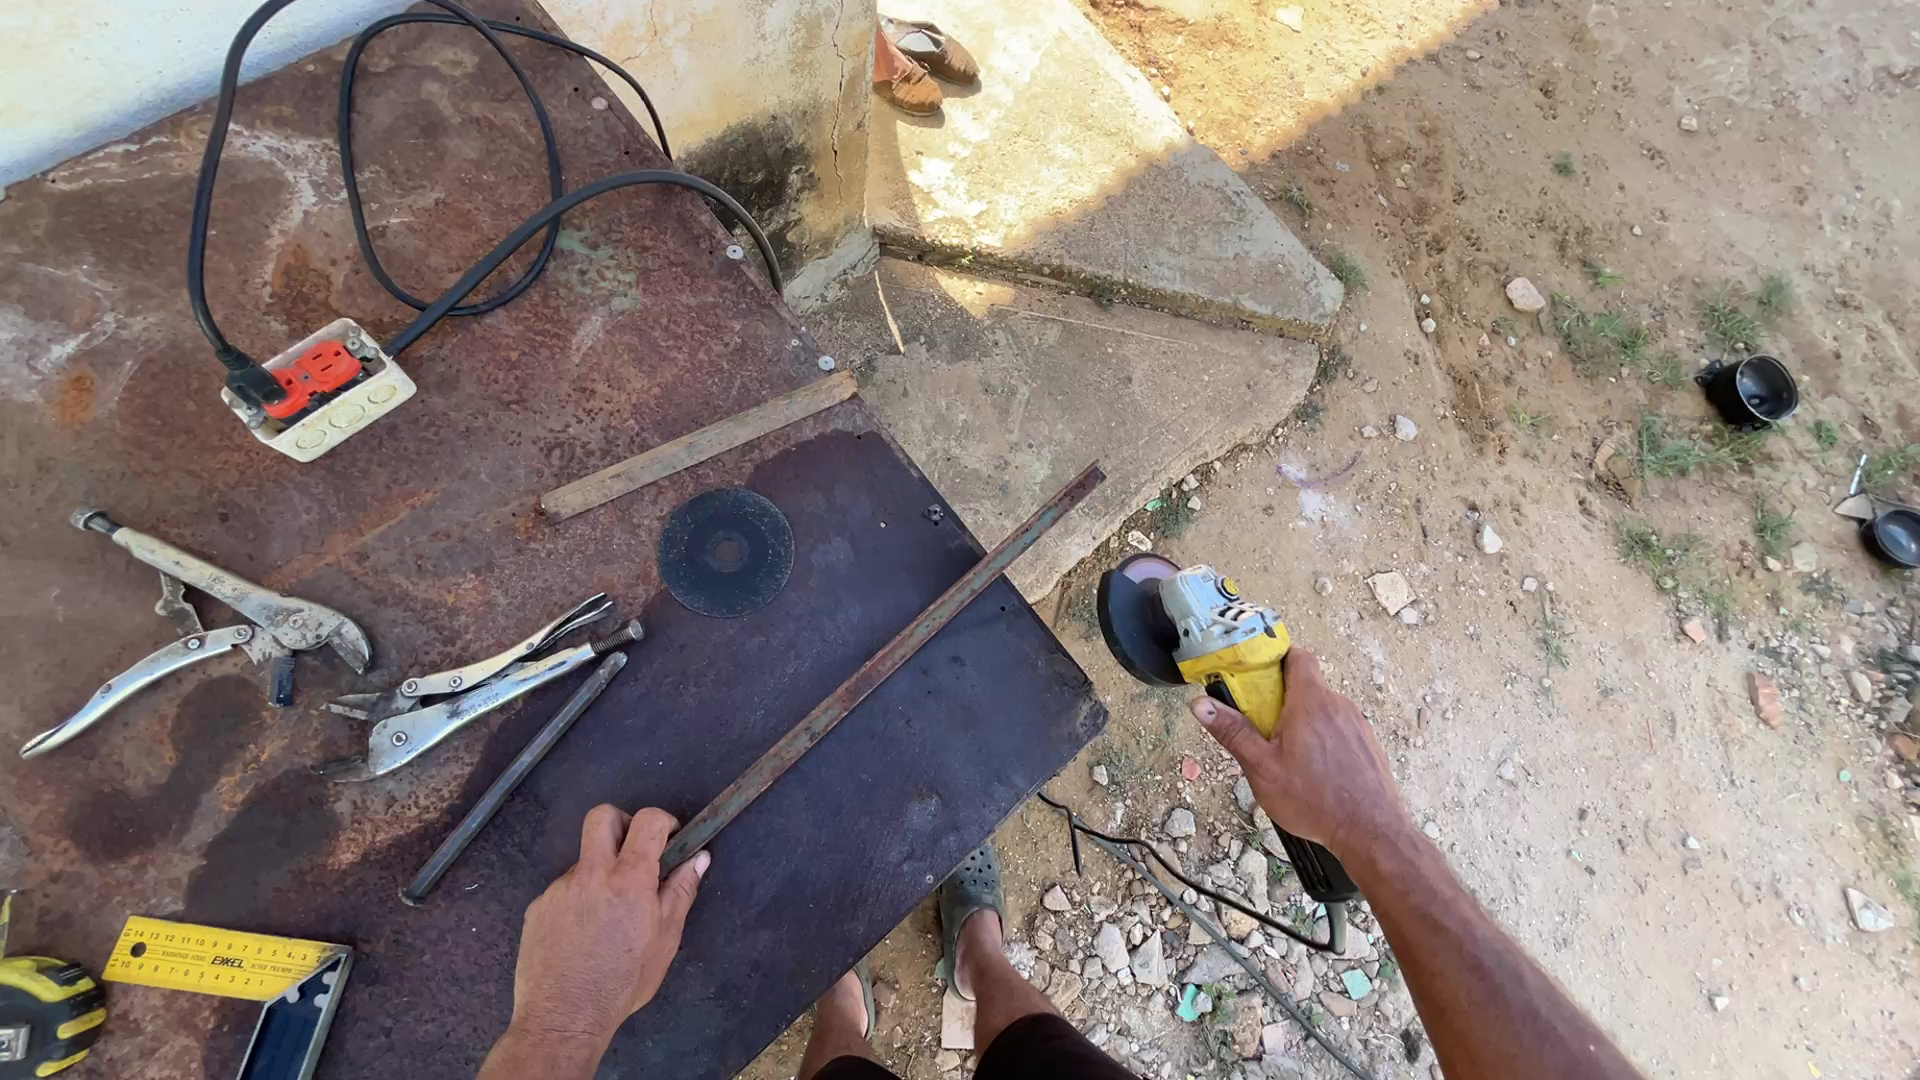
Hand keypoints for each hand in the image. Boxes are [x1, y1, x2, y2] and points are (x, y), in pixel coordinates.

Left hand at [507, 805, 710, 1048]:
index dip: (663, 821)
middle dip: (622, 823)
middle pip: (602, 816)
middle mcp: (591, 873)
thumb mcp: (666, 937)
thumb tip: (699, 857)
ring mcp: (559, 890)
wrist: (562, 1020)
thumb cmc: (624, 980)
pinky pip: (564, 891)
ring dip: (600, 874)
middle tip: (633, 852)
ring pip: (584, 861)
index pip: (647, 820)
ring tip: (607, 916)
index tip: (668, 839)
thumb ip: (682, 890)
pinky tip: (582, 935)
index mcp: (629, 877)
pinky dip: (578, 901)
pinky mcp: (537, 909)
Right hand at [1190, 648, 1407, 859]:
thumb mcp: (1261, 767)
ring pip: (1321, 707)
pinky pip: (1338, 727)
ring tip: (1287, 752)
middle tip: (1262, 724)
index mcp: (1310, 702)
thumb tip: (1200, 704)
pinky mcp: (1367, 744)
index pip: (1297, 656)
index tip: (1255, 677)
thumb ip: (1232, 731)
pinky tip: (1313, 767)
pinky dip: (1322, 737)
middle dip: (1280, 697)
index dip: (1275, 660)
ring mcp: (1357, 725)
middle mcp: (1338, 706)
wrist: (1373, 835)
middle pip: (1305, 683)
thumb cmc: (1316, 800)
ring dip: (1301, 719)